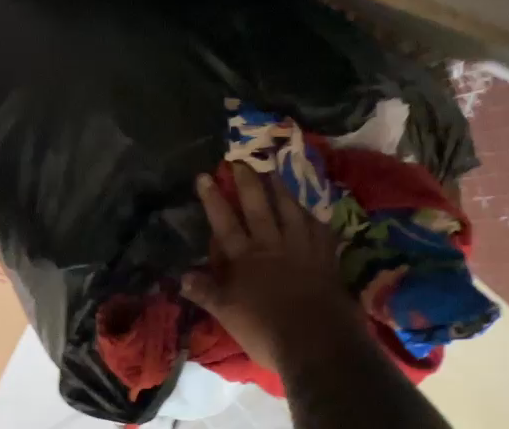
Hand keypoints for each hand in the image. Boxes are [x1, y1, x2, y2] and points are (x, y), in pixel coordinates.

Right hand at [182, 164, 358, 374]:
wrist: (320, 348)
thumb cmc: (267, 331)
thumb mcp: (227, 315)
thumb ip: (206, 292)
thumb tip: (181, 276)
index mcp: (244, 258)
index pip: (224, 221)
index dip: (213, 198)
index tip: (205, 175)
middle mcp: (271, 246)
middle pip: (258, 207)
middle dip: (247, 182)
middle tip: (240, 161)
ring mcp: (302, 251)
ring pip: (290, 213)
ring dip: (281, 191)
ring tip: (274, 173)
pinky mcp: (327, 263)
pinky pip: (322, 233)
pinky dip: (315, 219)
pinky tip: (312, 211)